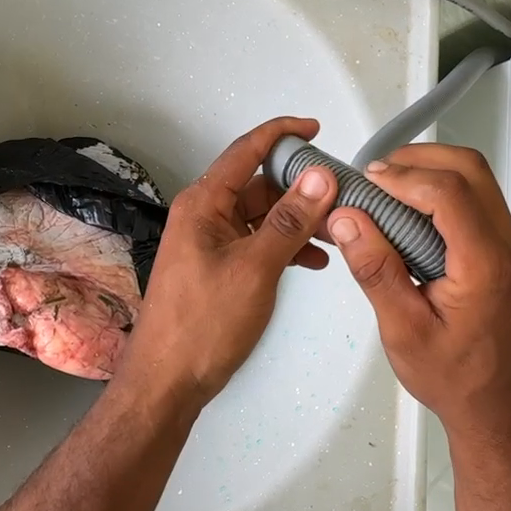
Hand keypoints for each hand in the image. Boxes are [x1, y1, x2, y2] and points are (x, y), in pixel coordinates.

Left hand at [117, 118, 337, 410]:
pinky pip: (256, 243)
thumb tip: (320, 176)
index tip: (316, 129)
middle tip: (344, 199)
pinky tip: (314, 263)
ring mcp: (210, 242)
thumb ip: (289, 221)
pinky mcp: (217, 267)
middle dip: (301, 189)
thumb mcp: (255, 268)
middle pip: (259, 185)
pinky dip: (284, 248)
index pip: (246, 151)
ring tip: (338, 237)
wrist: (166, 382)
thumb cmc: (205, 321)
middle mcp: (205, 215)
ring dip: (298, 222)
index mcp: (205, 203)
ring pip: (262, 217)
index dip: (281, 134)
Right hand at [326, 144, 510, 434]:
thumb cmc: (452, 376)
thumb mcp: (401, 329)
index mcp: (485, 265)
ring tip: (387, 187)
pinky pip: (476, 200)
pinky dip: (441, 189)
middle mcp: (506, 247)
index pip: (449, 192)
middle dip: (419, 159)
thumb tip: (347, 220)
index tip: (367, 180)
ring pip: (476, 179)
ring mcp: (508, 247)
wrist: (492, 406)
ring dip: (431, 170)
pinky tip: (407, 210)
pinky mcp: (501, 252)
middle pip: (470, 169)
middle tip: (376, 174)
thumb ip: (375, 270)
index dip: (404, 176)